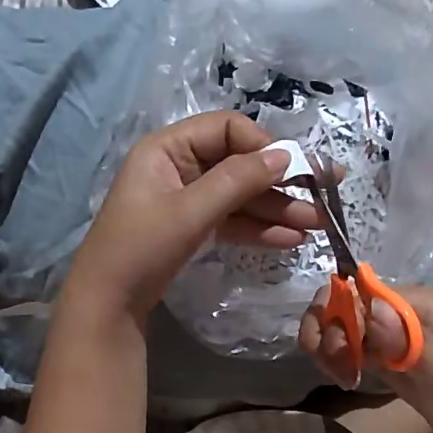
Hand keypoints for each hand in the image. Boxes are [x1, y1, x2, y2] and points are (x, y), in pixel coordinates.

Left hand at [68, 110, 322, 320]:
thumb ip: (237, 181)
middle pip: (238, 163)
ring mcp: (184, 199)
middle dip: (279, 182)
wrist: (107, 304)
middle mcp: (177, 167)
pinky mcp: (190, 227)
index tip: (295, 170)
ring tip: (317, 225)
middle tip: (325, 195)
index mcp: (167, 149)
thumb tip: (284, 155)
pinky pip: (230, 220)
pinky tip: (289, 239)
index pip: (226, 129)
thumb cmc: (141, 248)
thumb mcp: (190, 212)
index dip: (262, 146)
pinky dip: (257, 228)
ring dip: (276, 208)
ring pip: (238, 195)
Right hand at [299, 281, 432, 417]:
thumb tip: (369, 305)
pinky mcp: (381, 355)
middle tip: (332, 363)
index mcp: (413, 300)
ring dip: (327, 346)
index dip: (338, 313)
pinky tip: (344, 378)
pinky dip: (336, 360)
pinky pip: (347, 347)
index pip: (358, 290)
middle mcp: (396, 309)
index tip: (339, 347)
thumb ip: (403, 334)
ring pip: (339, 326)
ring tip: (337, 374)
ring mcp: (387, 333)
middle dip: (327, 330)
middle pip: (342, 304)